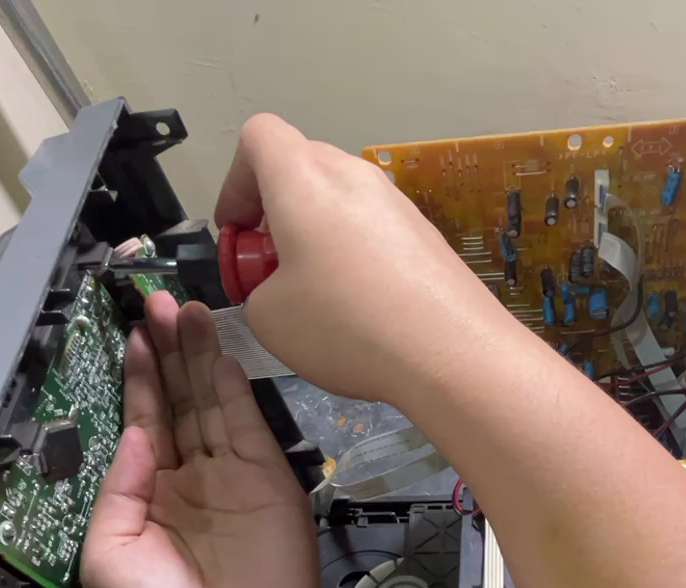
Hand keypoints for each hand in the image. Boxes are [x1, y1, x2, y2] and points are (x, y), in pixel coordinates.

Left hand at [81, 292, 318, 587]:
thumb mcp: (109, 550)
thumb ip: (119, 484)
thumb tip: (135, 431)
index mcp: (150, 495)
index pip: (146, 422)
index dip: (139, 378)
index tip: (134, 332)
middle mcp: (192, 478)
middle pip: (180, 402)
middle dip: (169, 353)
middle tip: (160, 301)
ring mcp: (233, 477)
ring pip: (212, 403)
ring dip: (198, 356)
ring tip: (185, 308)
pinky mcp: (268, 479)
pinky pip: (245, 423)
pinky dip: (231, 385)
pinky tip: (216, 350)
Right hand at [214, 113, 524, 403]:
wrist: (451, 352)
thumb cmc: (346, 325)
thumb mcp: (269, 319)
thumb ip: (258, 291)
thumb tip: (280, 292)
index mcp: (304, 177)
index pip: (257, 137)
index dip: (235, 183)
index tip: (237, 234)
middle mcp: (355, 176)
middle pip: (302, 170)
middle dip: (277, 215)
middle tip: (274, 272)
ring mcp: (399, 205)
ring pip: (343, 206)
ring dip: (320, 241)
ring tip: (321, 301)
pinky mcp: (429, 239)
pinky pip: (378, 236)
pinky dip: (359, 261)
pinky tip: (366, 314)